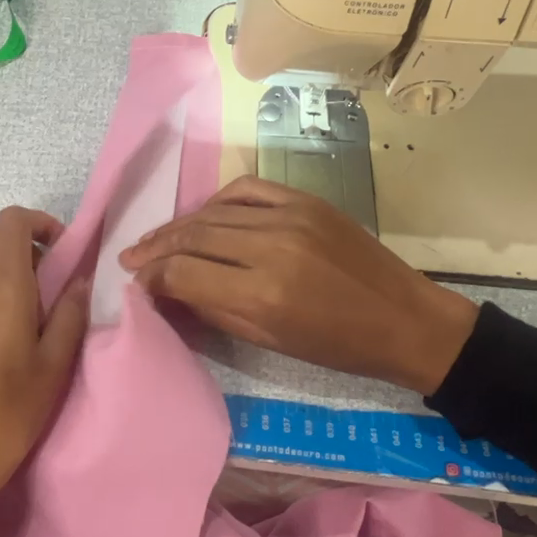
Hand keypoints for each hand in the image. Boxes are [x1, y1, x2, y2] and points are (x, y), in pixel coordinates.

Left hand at [0, 207, 89, 536]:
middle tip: (59, 298)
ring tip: (35, 334)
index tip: (64, 252)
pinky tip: (3, 356)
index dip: (39, 222)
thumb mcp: (54, 367)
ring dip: (12, 286)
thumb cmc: (7, 415)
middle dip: (33, 259)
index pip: (11, 221)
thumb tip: (79, 281)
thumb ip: (70, 315)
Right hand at [118, 176, 477, 394]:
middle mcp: (270, 246)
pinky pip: (247, 189)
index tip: (136, 281)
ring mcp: (289, 216)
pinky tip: (204, 214)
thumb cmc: (338, 347)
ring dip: (178, 224)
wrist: (406, 320)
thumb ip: (214, 310)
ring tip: (156, 238)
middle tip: (131, 256)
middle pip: (192, 235)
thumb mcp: (270, 341)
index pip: (183, 271)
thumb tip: (169, 289)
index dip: (152, 276)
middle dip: (155, 247)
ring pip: (213, 211)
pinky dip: (217, 200)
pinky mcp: (305, 200)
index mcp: (262, 293)